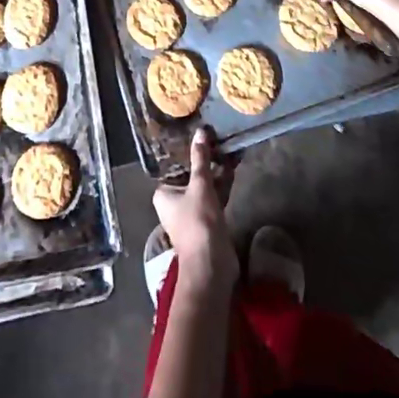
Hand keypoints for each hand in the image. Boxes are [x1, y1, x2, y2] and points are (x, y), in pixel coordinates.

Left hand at [152, 127, 238, 288]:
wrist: (212, 265)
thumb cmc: (199, 222)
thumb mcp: (200, 186)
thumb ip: (201, 159)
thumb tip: (201, 131)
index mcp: (164, 193)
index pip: (175, 165)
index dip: (188, 150)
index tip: (202, 135)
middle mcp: (174, 201)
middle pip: (191, 175)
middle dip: (206, 160)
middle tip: (219, 139)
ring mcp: (192, 212)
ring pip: (205, 186)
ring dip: (217, 171)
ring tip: (230, 148)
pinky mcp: (208, 220)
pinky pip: (214, 196)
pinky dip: (222, 185)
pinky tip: (234, 167)